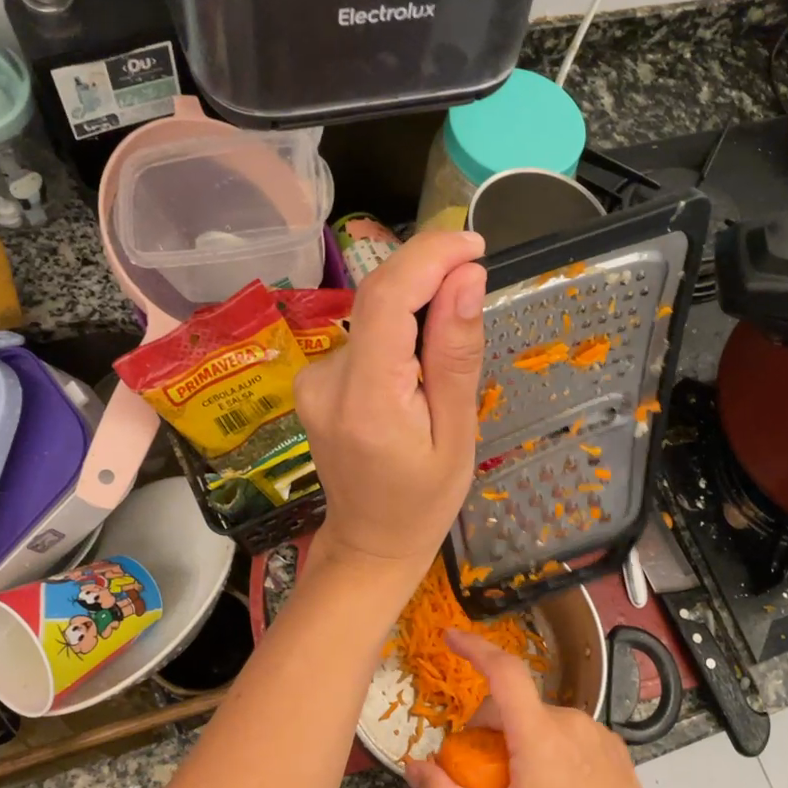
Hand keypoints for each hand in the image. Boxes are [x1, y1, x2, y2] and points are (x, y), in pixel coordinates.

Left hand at [295, 232, 486, 575]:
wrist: (370, 541)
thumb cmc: (424, 501)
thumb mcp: (457, 436)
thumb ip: (456, 356)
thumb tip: (466, 278)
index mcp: (367, 400)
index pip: (387, 298)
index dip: (430, 256)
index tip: (474, 246)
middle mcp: (326, 381)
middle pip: (378, 300)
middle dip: (429, 278)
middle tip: (475, 287)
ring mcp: (312, 381)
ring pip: (373, 317)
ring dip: (416, 313)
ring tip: (446, 361)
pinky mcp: (313, 381)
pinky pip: (364, 338)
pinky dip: (398, 336)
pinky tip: (417, 375)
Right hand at [404, 631, 683, 787]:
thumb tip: (415, 767)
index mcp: (541, 735)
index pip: (504, 671)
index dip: (474, 648)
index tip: (449, 635)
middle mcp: (572, 722)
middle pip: (512, 708)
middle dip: (486, 737)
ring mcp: (597, 734)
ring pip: (537, 723)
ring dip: (515, 746)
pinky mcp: (613, 749)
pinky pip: (563, 736)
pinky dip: (544, 752)